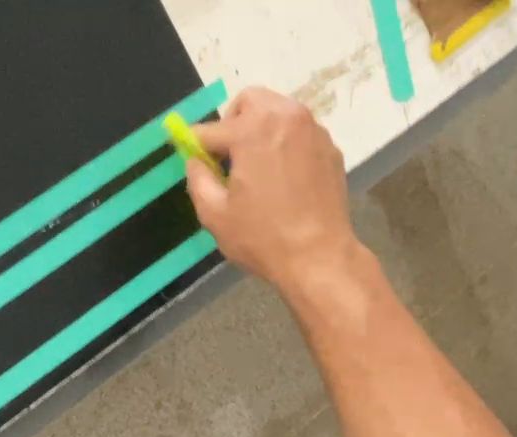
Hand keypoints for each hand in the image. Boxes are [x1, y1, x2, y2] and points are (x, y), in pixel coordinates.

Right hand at [185, 88, 363, 297]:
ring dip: (259, 130)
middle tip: (227, 157)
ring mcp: (313, 129)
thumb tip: (195, 160)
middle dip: (231, 123)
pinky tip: (281, 179)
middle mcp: (286, 117)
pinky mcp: (329, 146)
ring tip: (255, 168)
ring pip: (277, 111)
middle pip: (250, 101)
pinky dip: (283, 144)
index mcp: (253, 131)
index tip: (187, 152)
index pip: (211, 129)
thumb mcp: (215, 214)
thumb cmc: (261, 237)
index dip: (194, 142)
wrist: (317, 255)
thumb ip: (198, 179)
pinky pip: (298, 132)